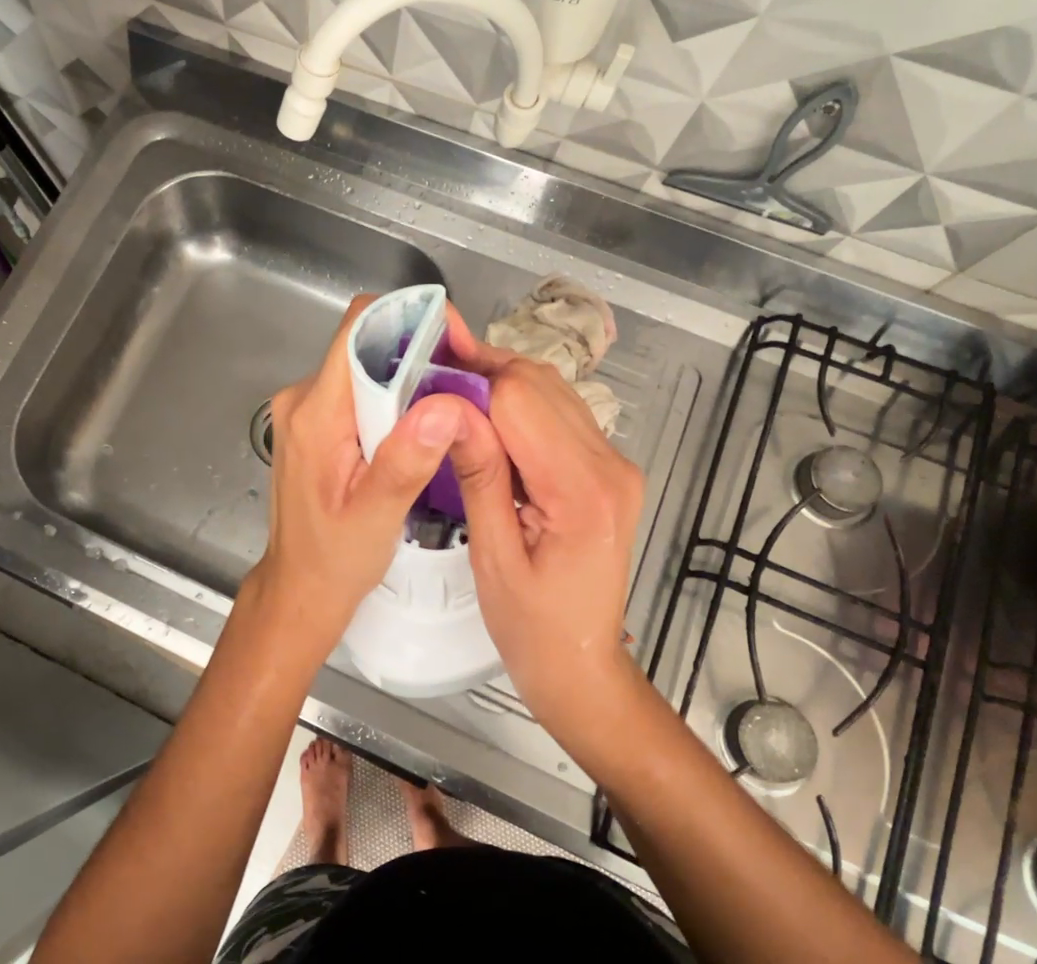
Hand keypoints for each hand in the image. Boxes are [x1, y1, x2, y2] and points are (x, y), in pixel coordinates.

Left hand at [242, 296, 477, 663]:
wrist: (300, 586)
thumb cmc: (333, 560)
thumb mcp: (377, 517)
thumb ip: (406, 460)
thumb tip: (446, 406)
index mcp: (315, 414)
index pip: (359, 329)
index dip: (409, 319)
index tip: (453, 341)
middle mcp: (304, 399)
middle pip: (367, 342)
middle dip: (418, 352)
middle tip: (464, 384)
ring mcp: (307, 408)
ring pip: (367, 364)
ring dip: (408, 378)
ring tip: (447, 409)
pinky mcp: (317, 422)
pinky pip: (360, 388)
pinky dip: (393, 398)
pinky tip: (419, 429)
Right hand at [446, 339, 646, 731]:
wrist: (581, 663)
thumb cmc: (531, 627)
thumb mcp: (493, 556)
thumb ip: (479, 475)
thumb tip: (448, 407)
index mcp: (582, 491)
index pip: (522, 400)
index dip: (470, 379)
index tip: (421, 373)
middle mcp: (610, 466)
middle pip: (540, 385)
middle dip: (482, 373)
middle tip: (427, 377)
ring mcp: (614, 465)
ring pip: (552, 392)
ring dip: (499, 386)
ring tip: (447, 395)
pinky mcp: (607, 470)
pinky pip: (561, 417)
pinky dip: (519, 409)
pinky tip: (482, 422)